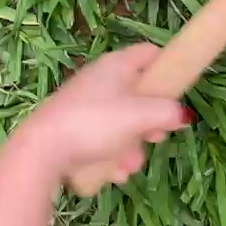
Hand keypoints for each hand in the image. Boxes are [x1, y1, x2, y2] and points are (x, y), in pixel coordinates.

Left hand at [7, 44, 192, 188]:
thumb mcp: (139, 116)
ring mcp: (86, 103)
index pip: (150, 53)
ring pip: (122, 122)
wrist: (42, 149)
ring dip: (131, 146)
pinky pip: (103, 138)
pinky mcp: (74, 127)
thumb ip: (167, 112)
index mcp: (117, 65)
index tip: (178, 91)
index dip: (168, 68)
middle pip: (139, 94)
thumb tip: (182, 114)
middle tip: (155, 137)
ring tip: (127, 165)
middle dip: (150, 121)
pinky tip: (111, 172)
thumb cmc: (95, 123)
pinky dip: (111, 154)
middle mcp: (102, 79)